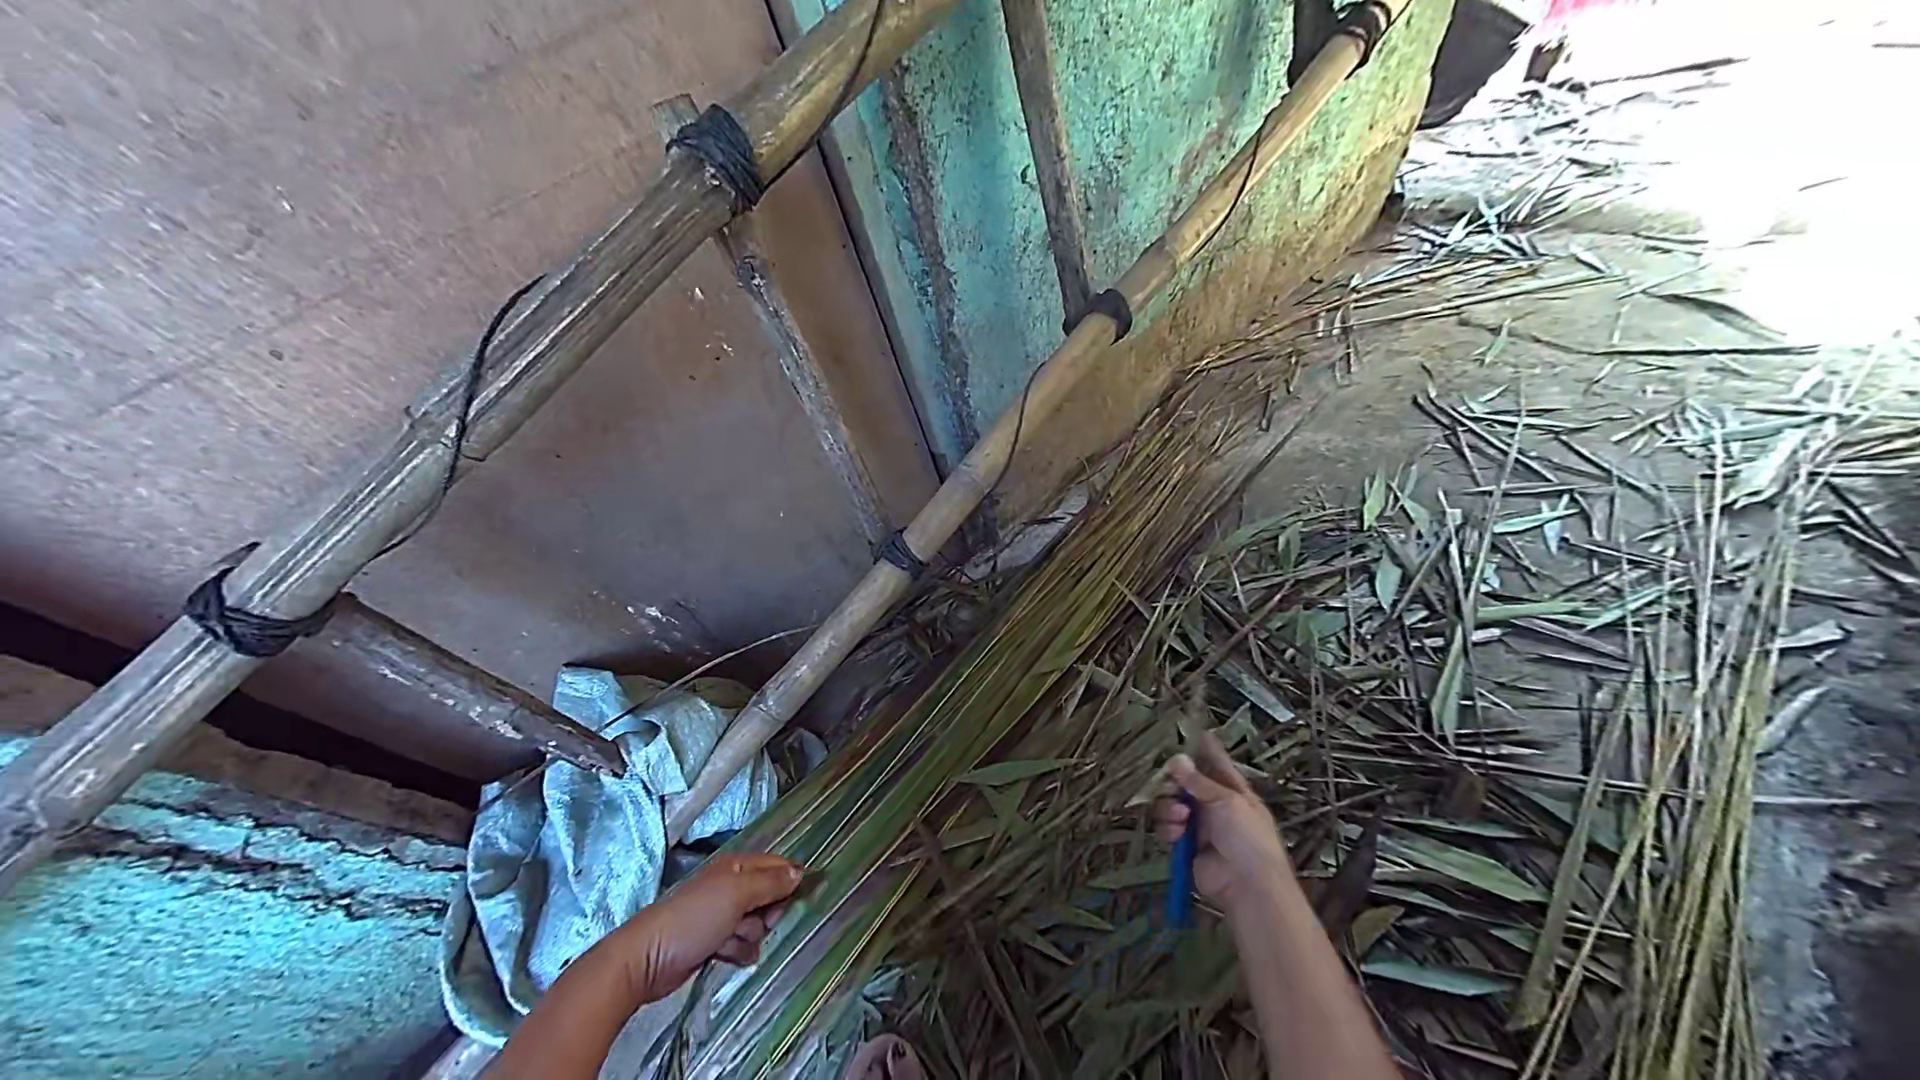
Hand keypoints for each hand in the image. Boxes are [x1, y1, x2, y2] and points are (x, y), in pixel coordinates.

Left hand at [606, 853, 803, 1004]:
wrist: (646, 960)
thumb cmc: (694, 919)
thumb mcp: (737, 894)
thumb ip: (771, 882)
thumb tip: (800, 872)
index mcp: (738, 866)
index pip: (778, 866)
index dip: (789, 883)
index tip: (794, 901)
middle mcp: (732, 886)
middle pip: (770, 897)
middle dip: (767, 914)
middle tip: (756, 922)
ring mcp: (722, 914)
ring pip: (757, 924)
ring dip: (749, 936)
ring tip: (730, 941)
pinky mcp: (714, 940)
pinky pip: (741, 943)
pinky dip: (737, 950)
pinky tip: (723, 955)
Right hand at [1154, 733, 1292, 913]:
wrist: (1248, 887)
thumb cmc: (1248, 838)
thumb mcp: (1227, 802)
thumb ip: (1198, 781)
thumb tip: (1175, 759)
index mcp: (1232, 789)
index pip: (1214, 761)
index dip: (1200, 747)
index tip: (1184, 732)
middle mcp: (1213, 804)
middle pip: (1184, 781)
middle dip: (1174, 782)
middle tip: (1172, 786)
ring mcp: (1198, 825)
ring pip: (1170, 803)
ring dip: (1170, 808)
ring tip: (1181, 818)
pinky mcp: (1185, 845)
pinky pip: (1167, 827)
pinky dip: (1168, 828)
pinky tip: (1178, 834)